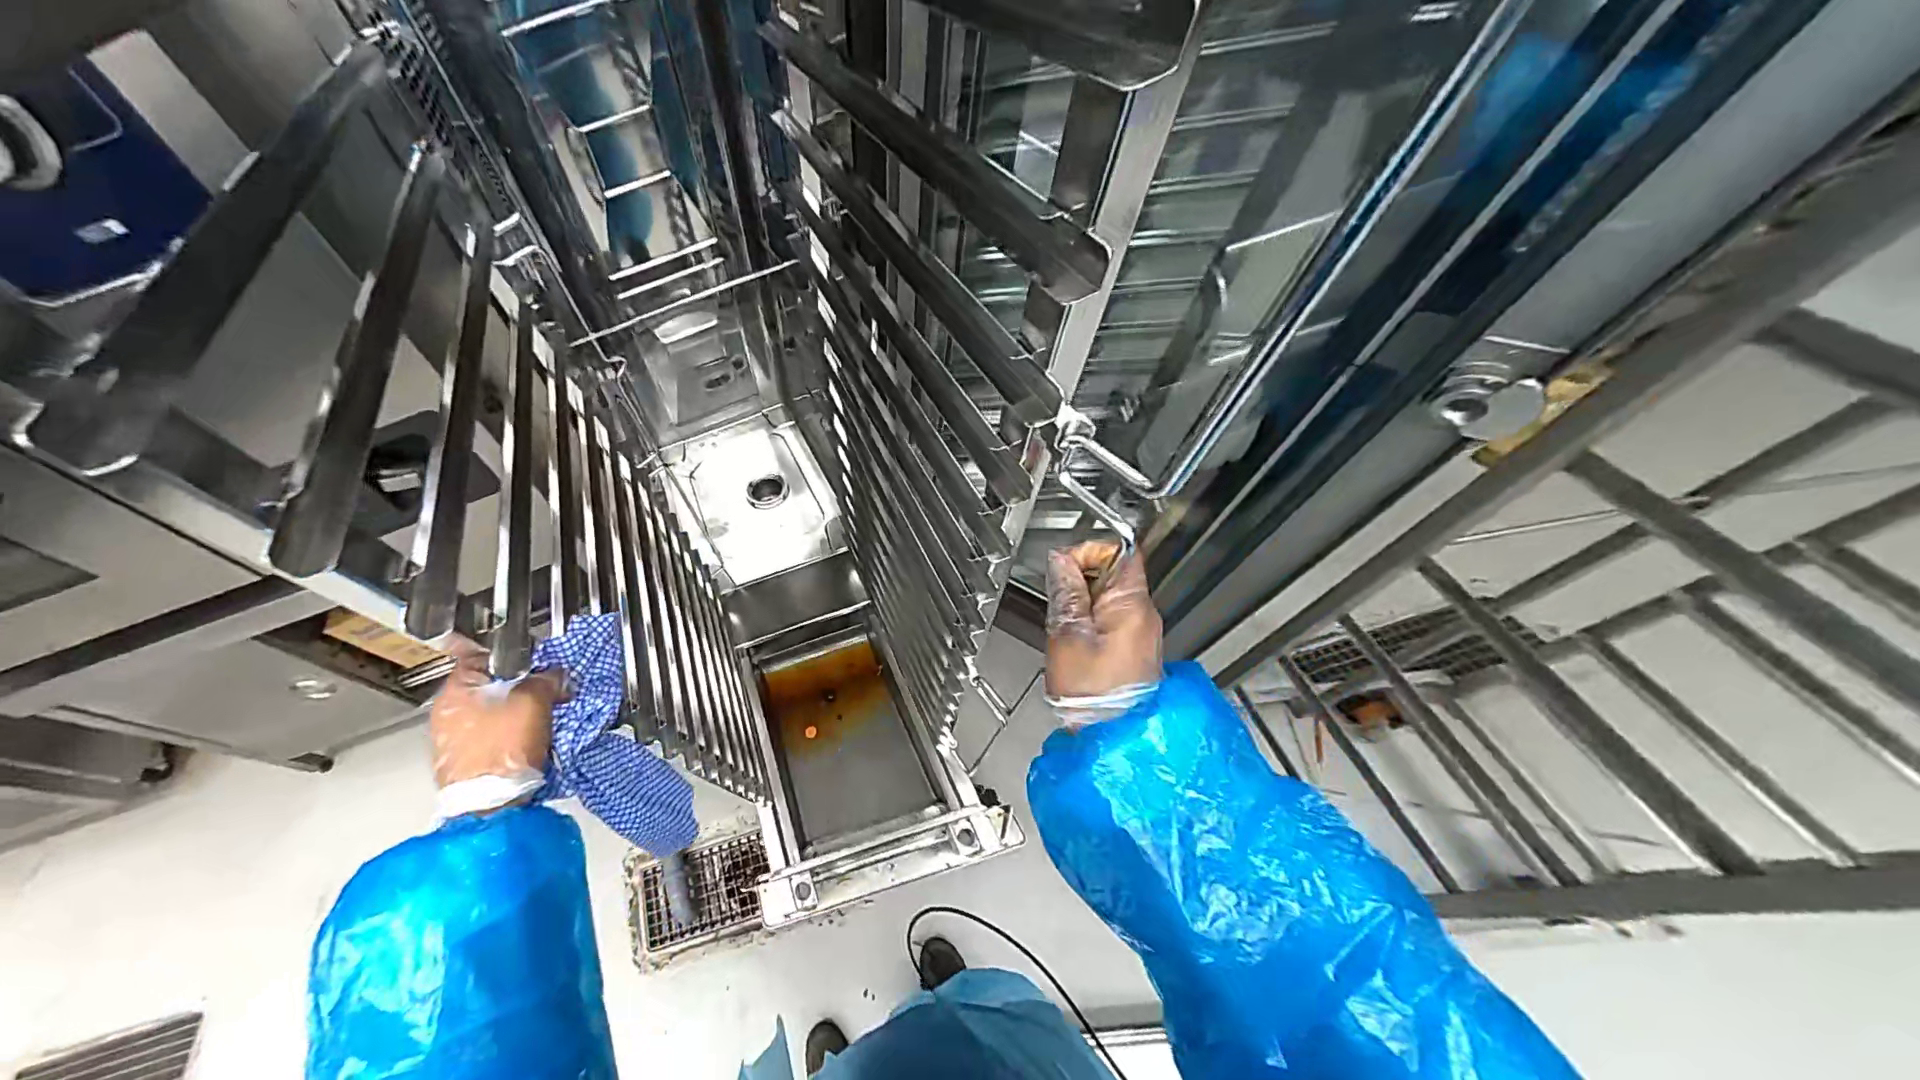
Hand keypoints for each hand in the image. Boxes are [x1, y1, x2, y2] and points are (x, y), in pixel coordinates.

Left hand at [428, 649, 564, 788]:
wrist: (491, 804)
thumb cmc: (505, 747)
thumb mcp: (535, 701)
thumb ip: (546, 678)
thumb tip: (555, 674)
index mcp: (455, 690)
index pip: (484, 656)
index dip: (516, 658)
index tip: (538, 665)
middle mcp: (445, 711)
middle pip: (489, 685)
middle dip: (519, 686)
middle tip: (545, 693)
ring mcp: (450, 738)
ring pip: (490, 710)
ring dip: (515, 711)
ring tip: (541, 718)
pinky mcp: (461, 760)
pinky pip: (489, 733)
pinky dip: (508, 732)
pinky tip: (526, 740)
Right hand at [1044, 541, 1161, 721]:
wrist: (1109, 736)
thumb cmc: (1091, 693)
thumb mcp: (1067, 634)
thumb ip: (1065, 591)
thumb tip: (1060, 560)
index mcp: (1132, 604)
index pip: (1121, 550)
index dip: (1090, 549)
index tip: (1065, 567)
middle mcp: (1144, 614)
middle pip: (1113, 571)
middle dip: (1080, 579)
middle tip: (1061, 602)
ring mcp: (1140, 632)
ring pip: (1108, 595)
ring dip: (1082, 602)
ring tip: (1067, 627)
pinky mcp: (1132, 648)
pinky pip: (1109, 618)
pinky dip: (1088, 621)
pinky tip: (1075, 641)